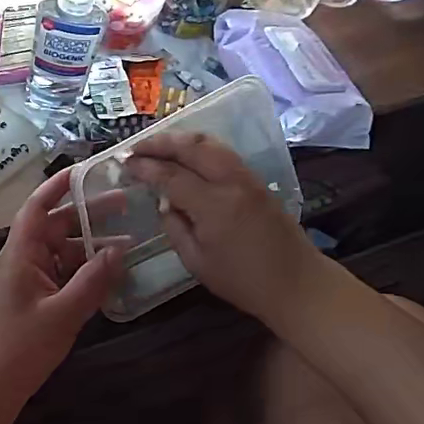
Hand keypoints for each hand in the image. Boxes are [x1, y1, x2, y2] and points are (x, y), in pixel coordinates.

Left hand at [0, 168, 123, 398]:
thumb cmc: (23, 345)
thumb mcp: (63, 313)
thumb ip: (92, 281)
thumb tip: (117, 251)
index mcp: (20, 254)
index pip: (37, 207)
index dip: (58, 185)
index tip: (86, 170)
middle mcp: (22, 258)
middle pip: (54, 225)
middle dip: (87, 213)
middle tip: (125, 203)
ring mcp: (28, 277)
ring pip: (61, 248)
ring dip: (90, 243)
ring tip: (127, 238)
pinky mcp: (36, 294)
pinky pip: (62, 270)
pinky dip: (84, 266)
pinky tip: (111, 270)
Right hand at [124, 132, 317, 326]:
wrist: (298, 284)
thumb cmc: (243, 281)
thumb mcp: (196, 262)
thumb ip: (174, 227)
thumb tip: (164, 203)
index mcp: (214, 205)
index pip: (171, 175)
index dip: (145, 167)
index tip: (125, 164)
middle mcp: (231, 183)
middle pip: (192, 147)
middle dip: (160, 142)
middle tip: (135, 148)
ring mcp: (248, 178)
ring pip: (210, 143)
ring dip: (180, 140)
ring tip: (157, 146)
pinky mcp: (257, 181)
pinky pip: (223, 152)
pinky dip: (199, 147)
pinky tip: (186, 155)